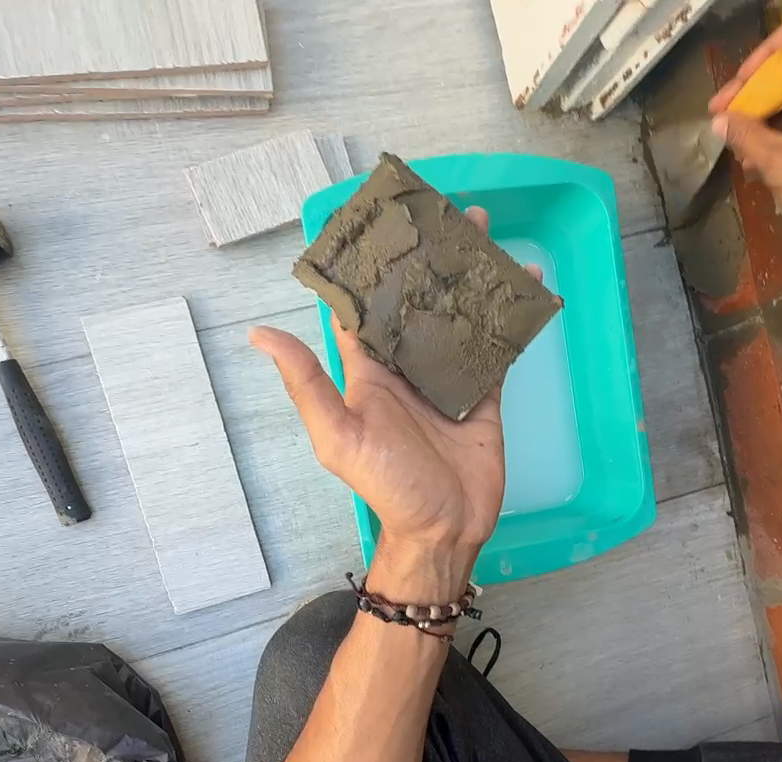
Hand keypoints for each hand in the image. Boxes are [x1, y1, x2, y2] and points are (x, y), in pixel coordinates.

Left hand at [252, 209, 539, 592]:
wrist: (444, 529)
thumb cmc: (389, 485)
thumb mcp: (339, 436)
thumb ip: (307, 384)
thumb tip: (258, 334)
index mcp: (369, 370)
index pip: (366, 305)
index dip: (371, 264)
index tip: (381, 218)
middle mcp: (407, 366)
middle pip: (419, 299)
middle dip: (432, 256)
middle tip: (448, 212)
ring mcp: (447, 378)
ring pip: (459, 314)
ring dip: (471, 275)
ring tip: (486, 231)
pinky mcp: (482, 393)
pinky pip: (494, 347)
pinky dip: (508, 316)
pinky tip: (523, 282)